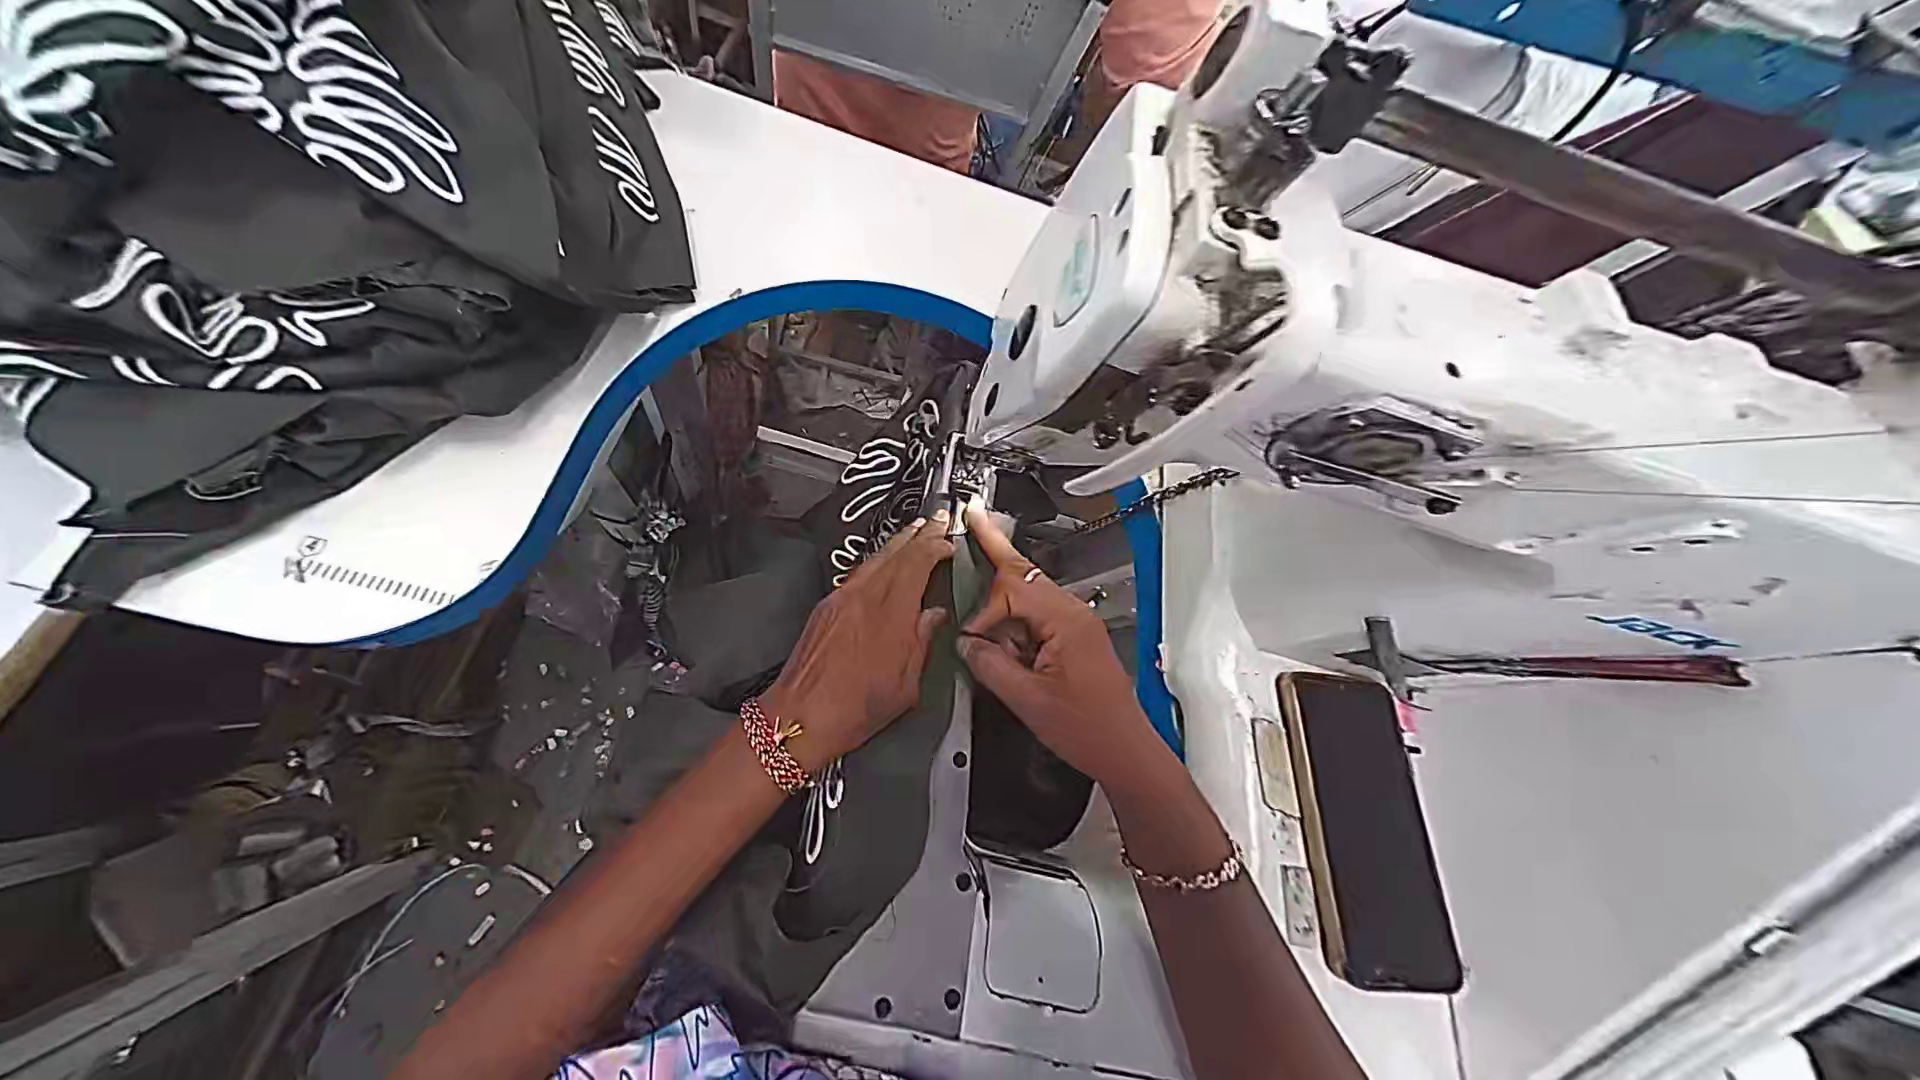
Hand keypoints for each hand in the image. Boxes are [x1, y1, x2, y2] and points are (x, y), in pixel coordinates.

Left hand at [761, 509, 955, 771]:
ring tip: (914, 532)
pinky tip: (885, 562)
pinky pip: (859, 572)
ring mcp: (841, 599)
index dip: (935, 547)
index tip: (949, 542)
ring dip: (898, 543)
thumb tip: (934, 616)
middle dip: (919, 534)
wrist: (799, 718)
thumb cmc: (854, 709)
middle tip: (936, 520)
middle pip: (896, 553)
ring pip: (875, 559)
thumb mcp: (906, 685)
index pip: (917, 564)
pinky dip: (878, 560)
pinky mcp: (826, 607)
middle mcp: (864, 598)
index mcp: (890, 615)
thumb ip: (922, 642)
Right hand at [956, 504, 1172, 790]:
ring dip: (1004, 607)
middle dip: (996, 555)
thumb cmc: (1089, 728)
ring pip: (1029, 597)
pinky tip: (1006, 649)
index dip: (984, 611)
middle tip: (975, 518)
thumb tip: (967, 643)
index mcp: (1066, 621)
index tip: (969, 637)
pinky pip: (1038, 618)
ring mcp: (1076, 625)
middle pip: (1025, 576)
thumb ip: (990, 665)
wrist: (1124, 750)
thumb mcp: (1027, 699)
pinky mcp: (1074, 639)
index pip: (1013, 589)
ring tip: (985, 628)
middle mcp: (1074, 614)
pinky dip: (1016, 626)